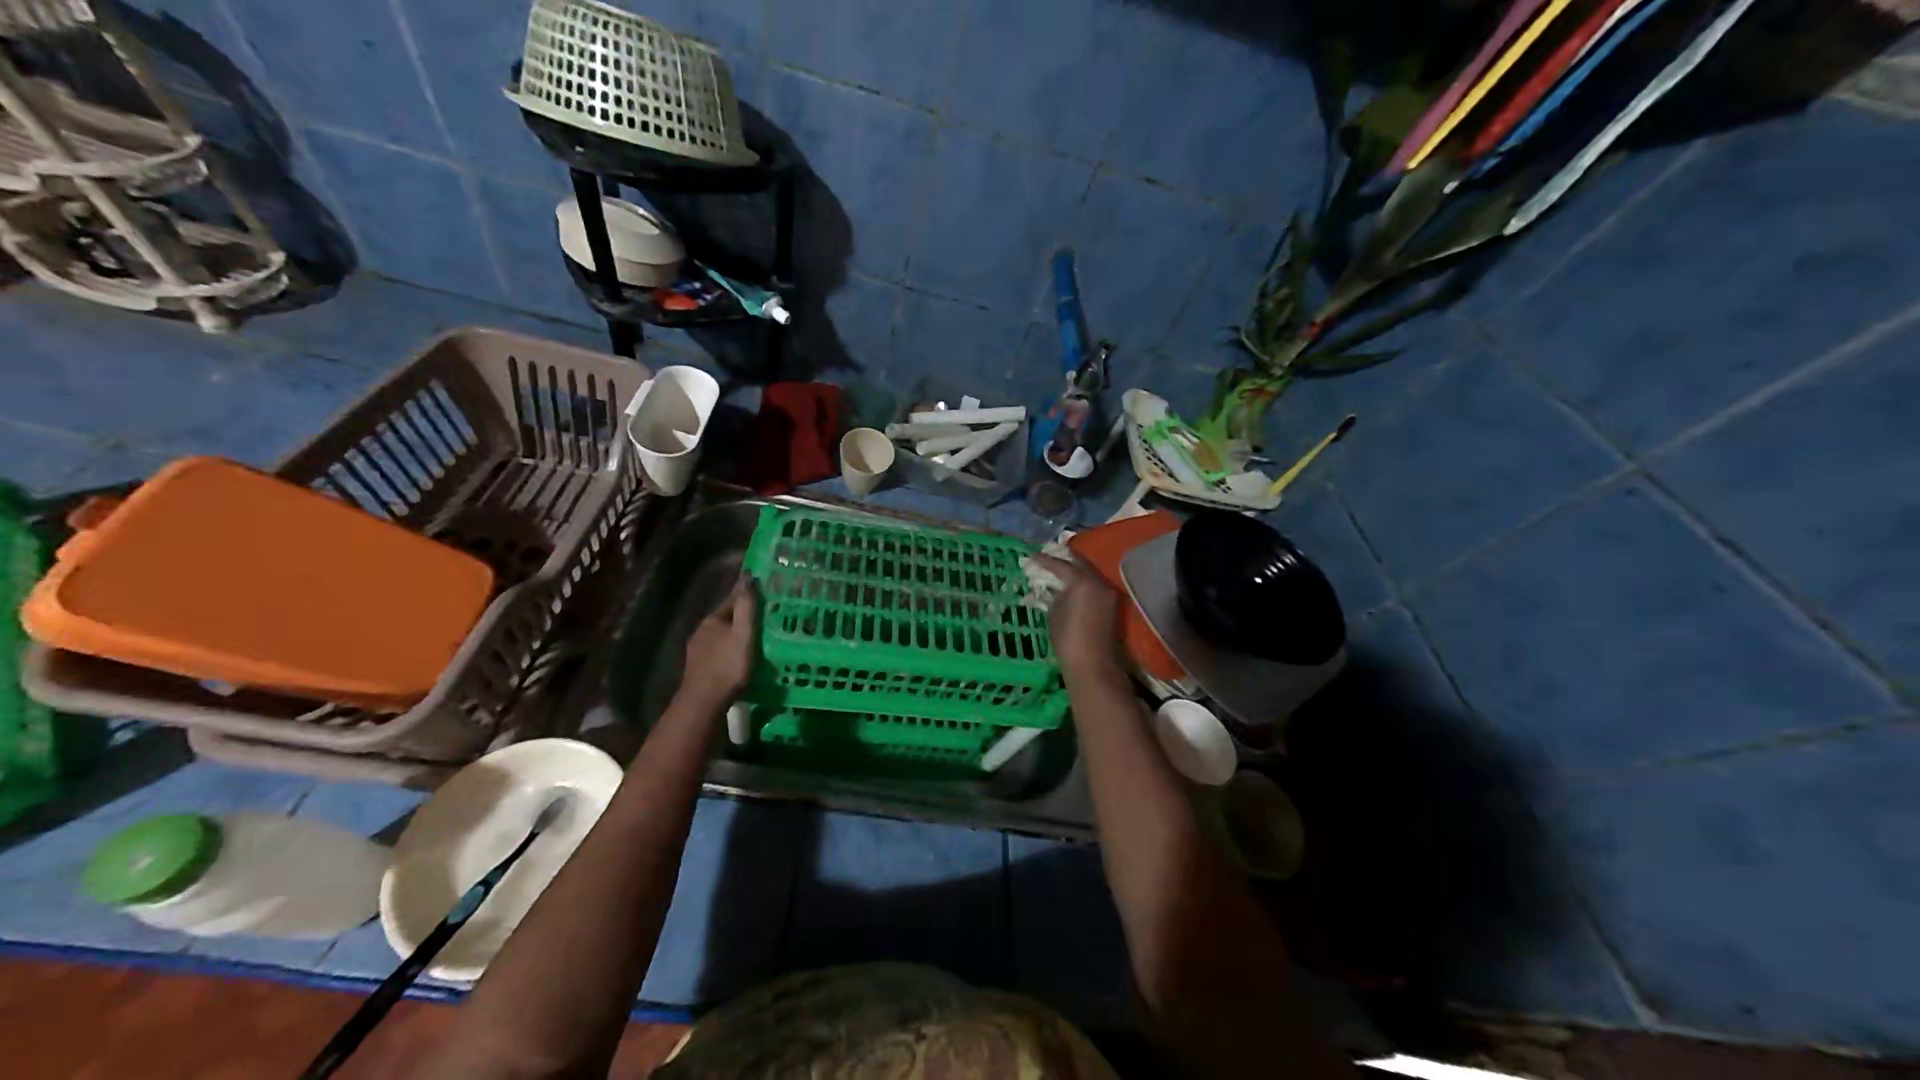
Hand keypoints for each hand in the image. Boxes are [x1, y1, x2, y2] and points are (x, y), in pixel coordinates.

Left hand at [678, 575, 757, 709]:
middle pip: (725, 619)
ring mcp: (697, 652)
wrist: (704, 703)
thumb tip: (747, 577)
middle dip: (742, 618)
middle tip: (765, 619)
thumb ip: (746, 607)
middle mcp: (701, 632)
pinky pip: (719, 653)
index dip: (747, 596)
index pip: (731, 600)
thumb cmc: (727, 665)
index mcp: (711, 620)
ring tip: (756, 640)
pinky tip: (740, 659)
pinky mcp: (699, 669)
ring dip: (736, 637)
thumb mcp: (743, 633)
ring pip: (721, 637)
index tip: (764, 593)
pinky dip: (731, 652)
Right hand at [1031, 553, 1119, 674]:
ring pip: (1090, 575)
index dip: (1044, 561)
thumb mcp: (1054, 613)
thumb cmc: (1068, 639)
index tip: (1032, 557)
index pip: (1060, 565)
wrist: (1093, 664)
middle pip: (1080, 565)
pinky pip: (1095, 586)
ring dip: (1075, 572)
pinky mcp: (1112, 605)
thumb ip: (1054, 595)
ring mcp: (1108, 593)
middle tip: (1048, 559)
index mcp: (1082, 582)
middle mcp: (1099, 582)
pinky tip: (1073, 586)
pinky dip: (1083, 583)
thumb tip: (1054, 588)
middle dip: (1064, 561)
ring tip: (1060, 571)